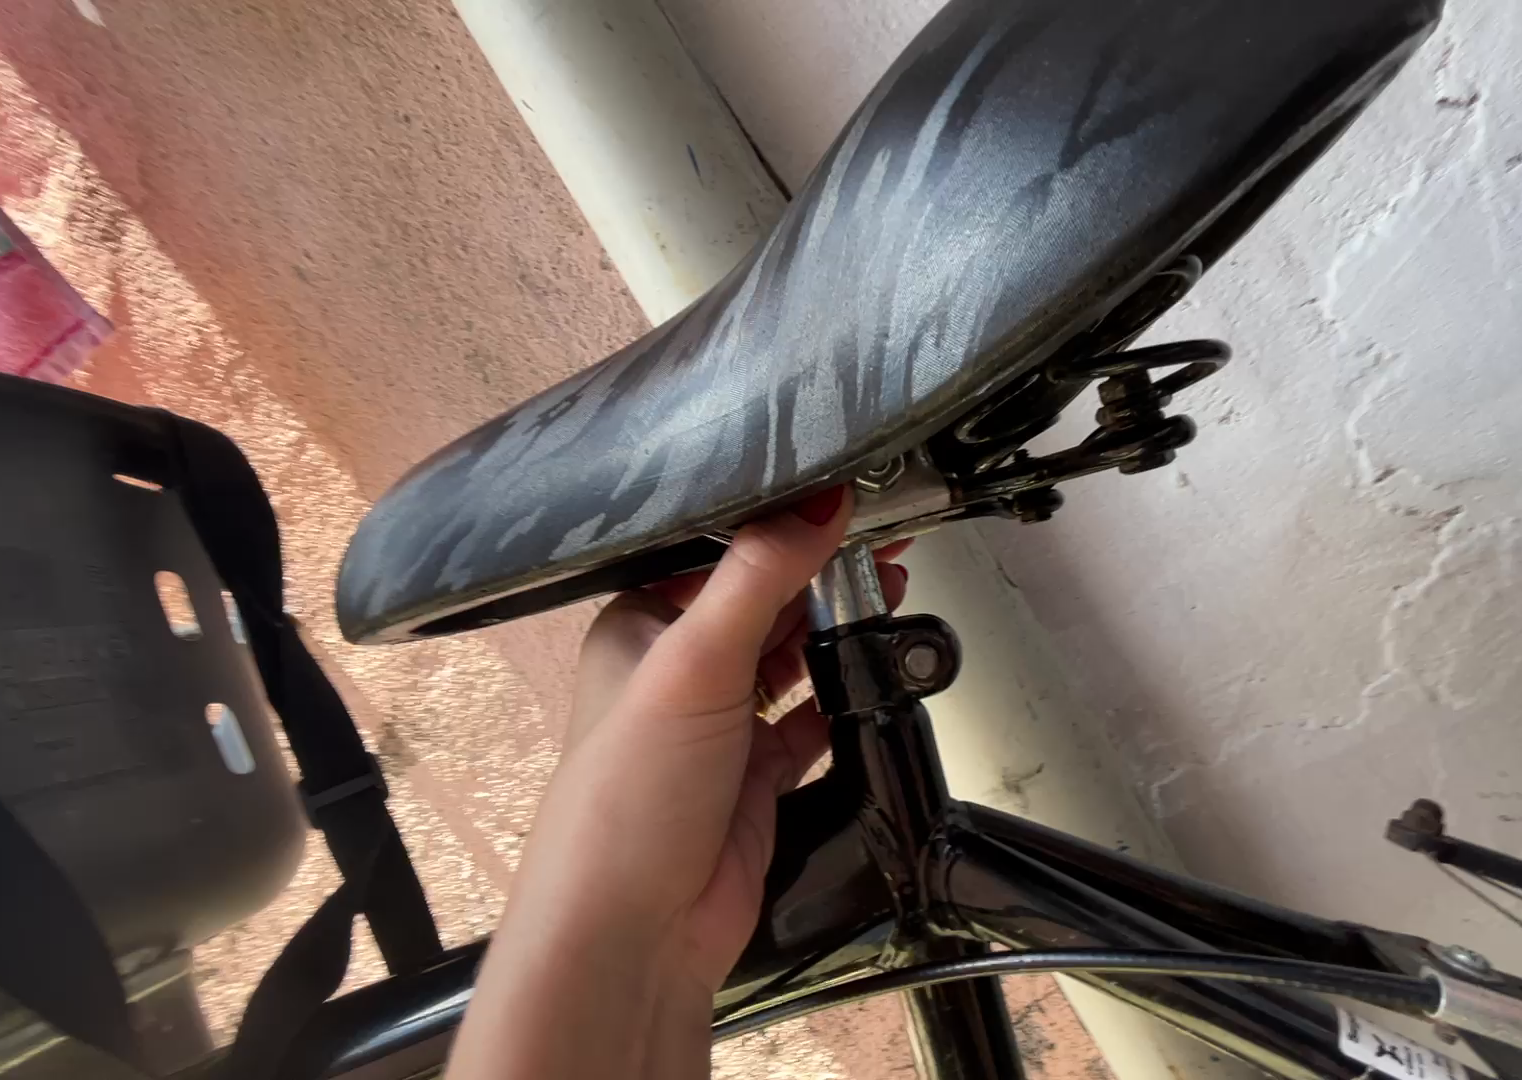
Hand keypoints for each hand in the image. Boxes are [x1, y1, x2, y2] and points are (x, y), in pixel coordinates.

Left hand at [445, 487, 908, 1079]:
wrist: (636, 933)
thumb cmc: (632, 791)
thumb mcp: (694, 660)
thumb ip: (760, 575)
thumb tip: (821, 502)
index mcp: (642, 626)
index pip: (721, 556)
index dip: (782, 527)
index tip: (841, 504)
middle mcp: (679, 669)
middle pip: (763, 603)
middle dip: (822, 576)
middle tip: (883, 546)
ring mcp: (721, 721)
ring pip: (790, 656)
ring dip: (835, 629)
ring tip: (889, 594)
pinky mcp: (757, 769)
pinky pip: (807, 717)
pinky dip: (838, 696)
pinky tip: (869, 674)